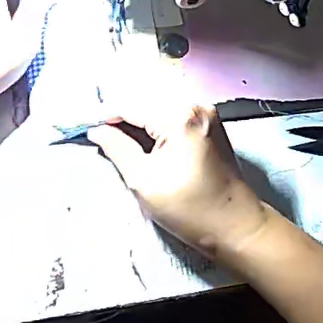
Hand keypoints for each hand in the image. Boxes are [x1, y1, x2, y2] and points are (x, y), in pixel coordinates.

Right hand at [87, 104, 270, 258]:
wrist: (238, 226)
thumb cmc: (191, 210)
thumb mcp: (144, 182)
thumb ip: (117, 148)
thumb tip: (96, 129)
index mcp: (178, 116)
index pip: (129, 104)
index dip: (104, 116)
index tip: (84, 127)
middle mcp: (194, 103)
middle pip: (143, 96)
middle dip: (119, 113)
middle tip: (98, 132)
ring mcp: (204, 108)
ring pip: (156, 100)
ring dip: (135, 114)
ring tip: (117, 136)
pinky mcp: (209, 118)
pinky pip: (171, 108)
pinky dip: (153, 118)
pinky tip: (142, 136)